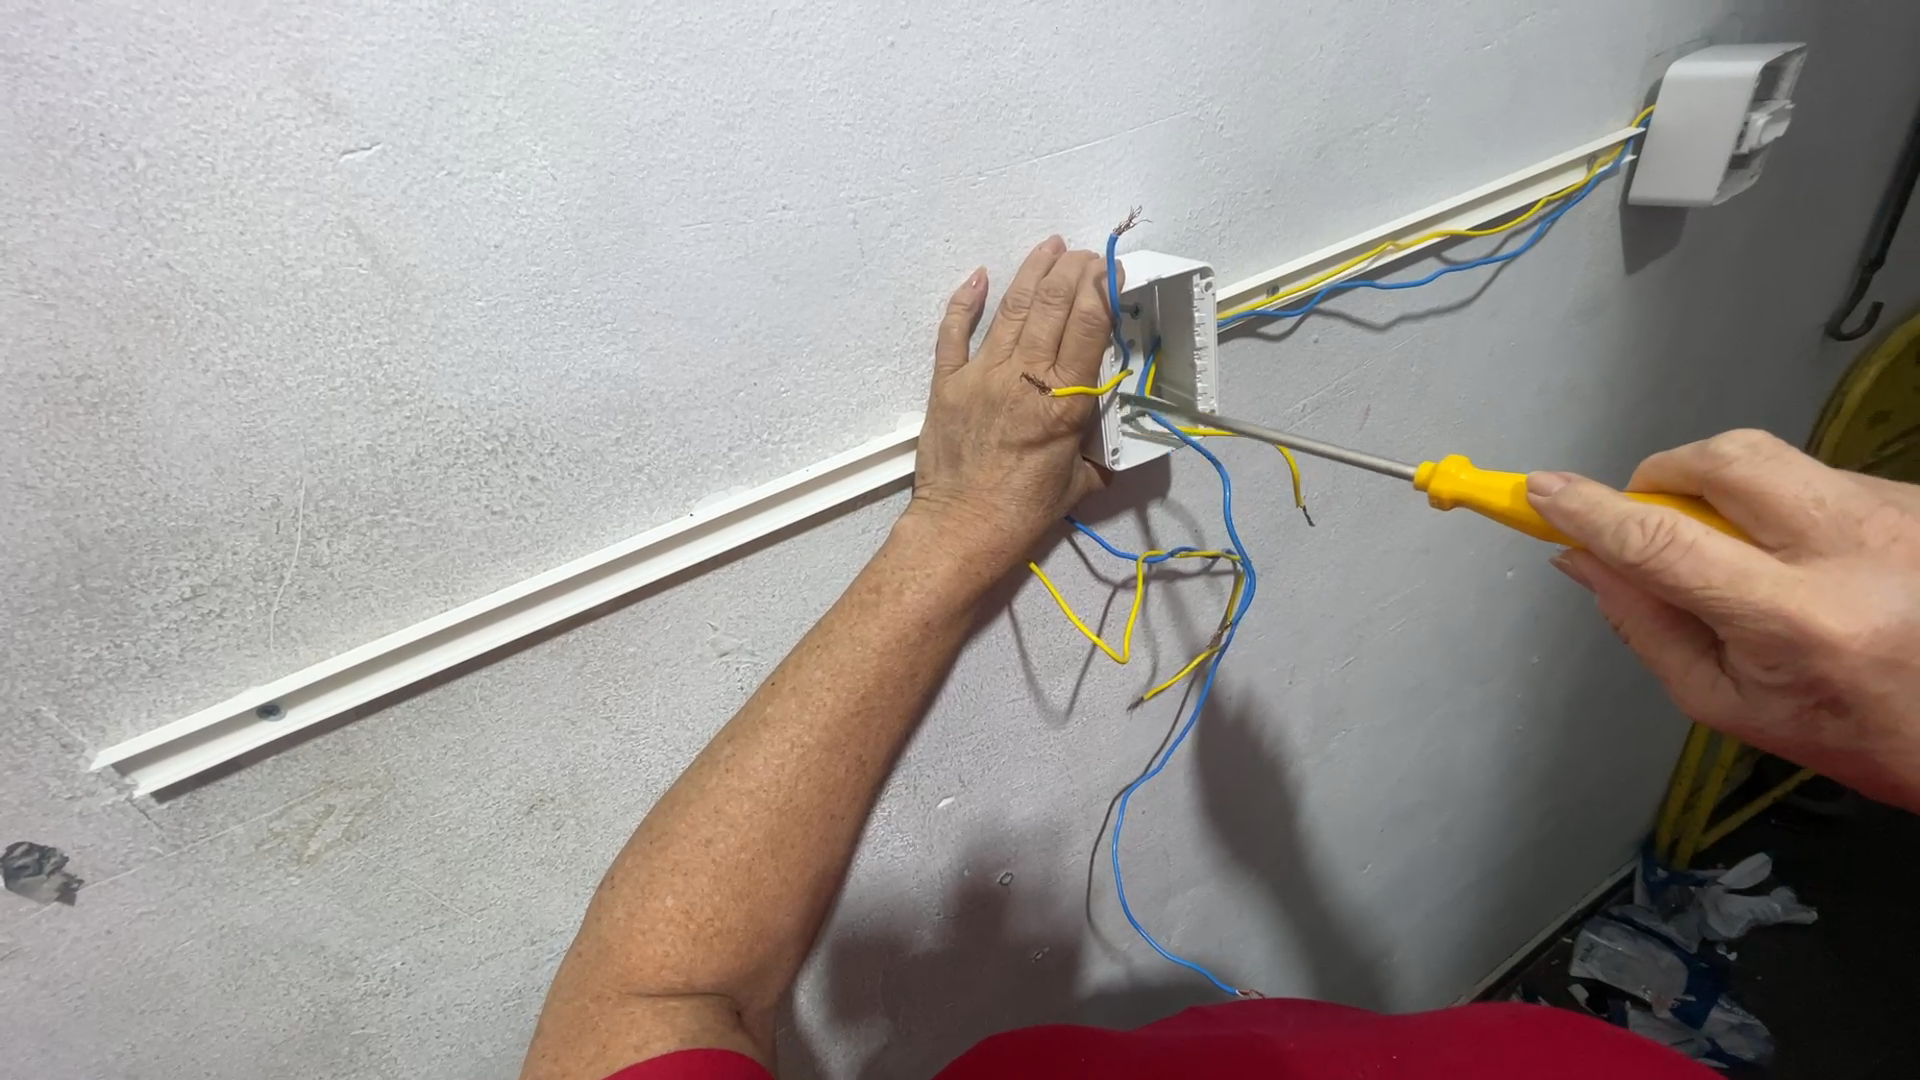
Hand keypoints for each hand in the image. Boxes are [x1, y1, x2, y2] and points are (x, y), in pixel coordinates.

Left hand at [898, 236, 1113, 580]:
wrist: (961, 529)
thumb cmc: (1024, 513)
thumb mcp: (1082, 482)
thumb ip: (1102, 449)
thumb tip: (1114, 425)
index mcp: (1062, 401)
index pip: (1089, 324)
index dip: (1104, 287)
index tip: (1113, 269)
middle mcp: (1023, 377)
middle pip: (1052, 304)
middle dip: (1073, 269)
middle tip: (1085, 254)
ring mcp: (980, 376)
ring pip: (1011, 309)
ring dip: (1032, 272)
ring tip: (1049, 247)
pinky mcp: (946, 384)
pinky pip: (954, 333)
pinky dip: (965, 301)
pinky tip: (979, 276)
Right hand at [1526, 430, 1919, 810]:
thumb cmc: (1858, 732)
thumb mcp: (1723, 699)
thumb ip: (1642, 624)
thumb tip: (1581, 558)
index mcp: (1799, 620)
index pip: (1662, 542)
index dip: (1590, 511)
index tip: (1540, 490)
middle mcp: (1862, 552)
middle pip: (1728, 460)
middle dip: (1664, 473)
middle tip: (1654, 514)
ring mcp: (1909, 517)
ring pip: (1775, 464)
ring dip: (1726, 496)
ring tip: (1749, 555)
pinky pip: (1820, 479)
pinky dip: (1781, 508)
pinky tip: (1810, 559)